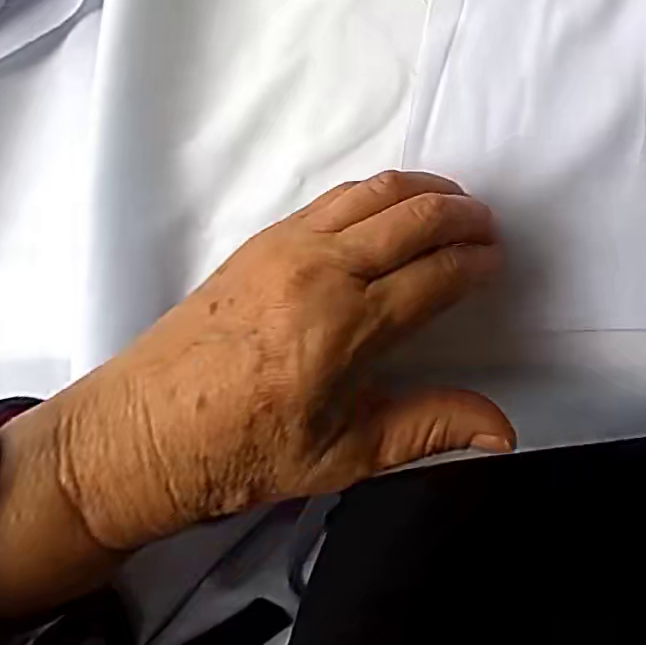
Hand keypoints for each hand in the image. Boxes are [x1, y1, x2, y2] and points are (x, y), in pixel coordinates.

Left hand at [0, 171, 512, 614]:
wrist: (141, 428)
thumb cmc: (243, 451)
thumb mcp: (343, 457)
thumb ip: (429, 427)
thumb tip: (504, 431)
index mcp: (346, 328)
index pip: (436, 276)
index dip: (476, 263)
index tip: (497, 261)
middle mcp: (323, 270)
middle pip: (415, 217)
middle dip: (464, 215)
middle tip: (488, 227)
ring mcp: (292, 243)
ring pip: (379, 191)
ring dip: (427, 190)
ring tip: (455, 202)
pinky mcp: (268, 234)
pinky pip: (340, 194)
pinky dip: (382, 189)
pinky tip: (396, 203)